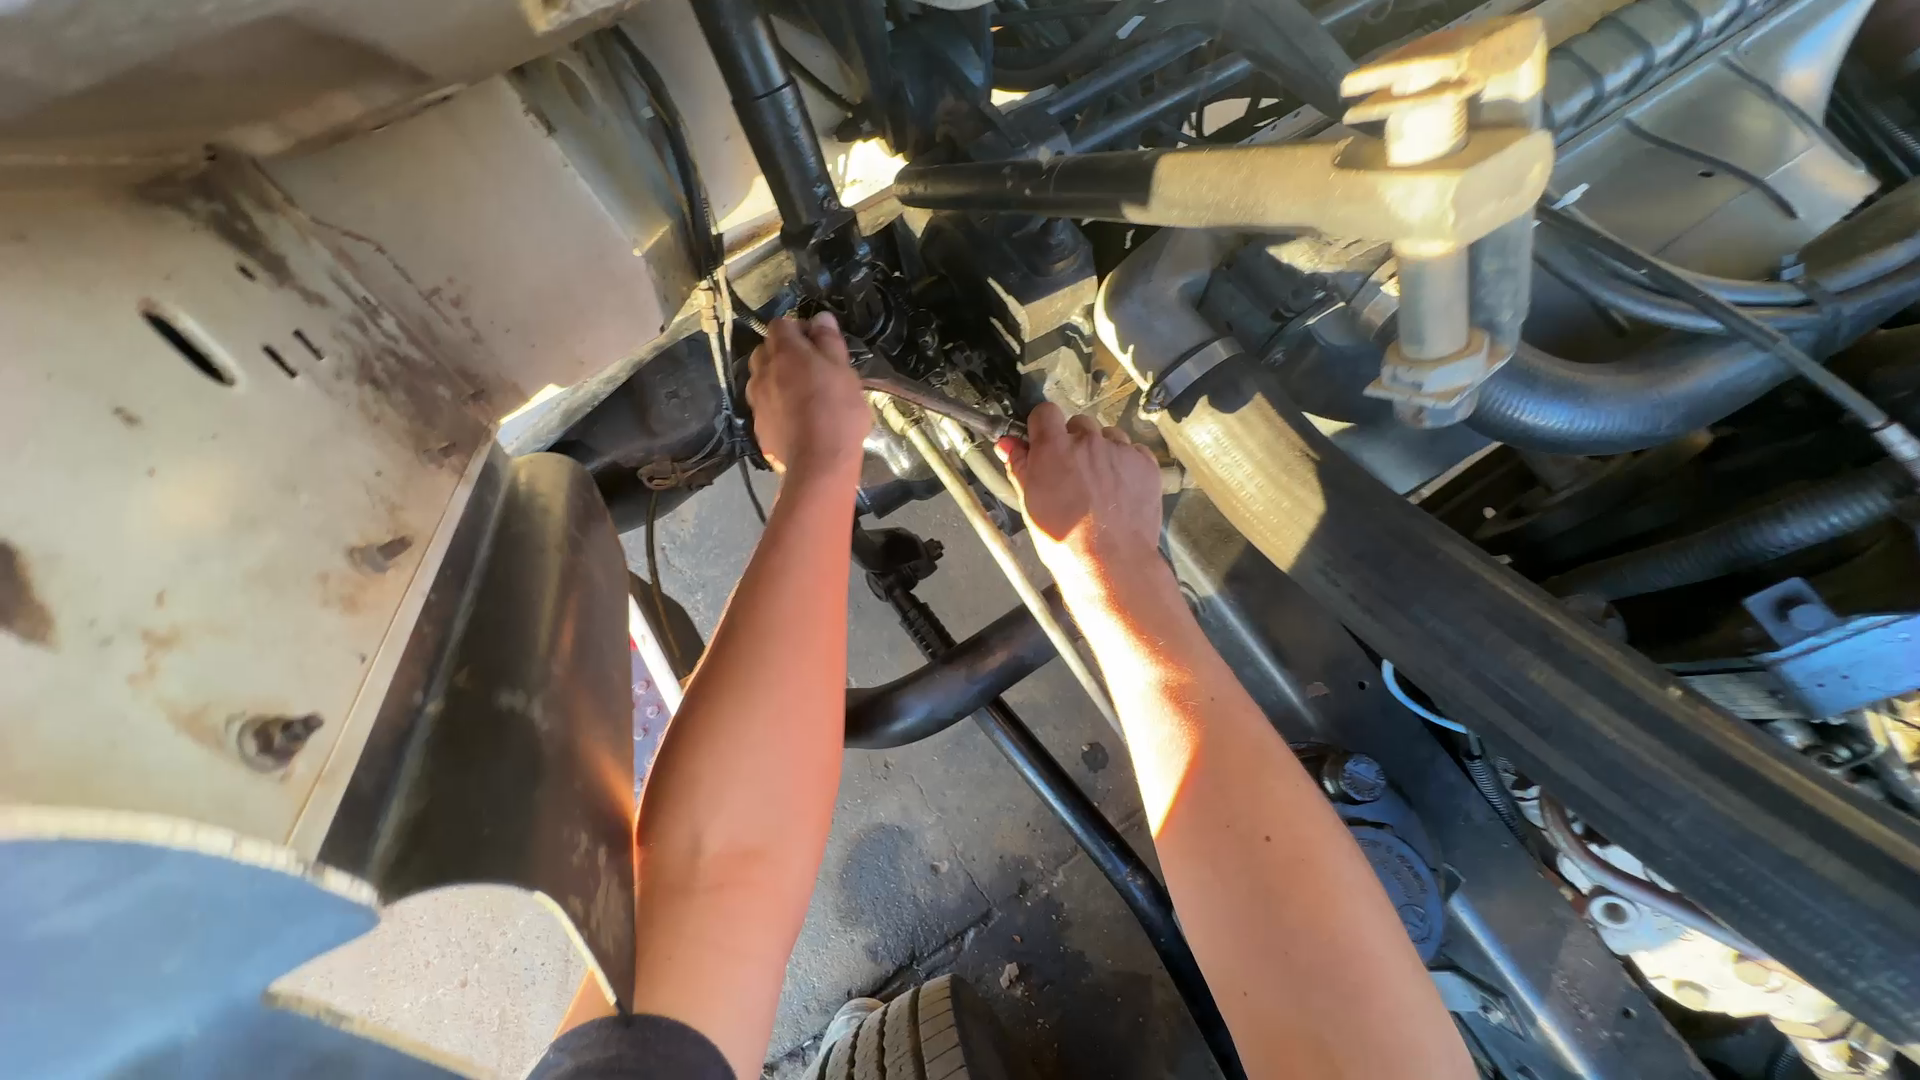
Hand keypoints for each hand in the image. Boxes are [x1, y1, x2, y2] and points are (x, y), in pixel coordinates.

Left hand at [746, 313, 870, 479]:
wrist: (819, 463)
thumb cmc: (837, 411)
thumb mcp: (844, 371)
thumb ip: (829, 341)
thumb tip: (820, 318)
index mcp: (784, 352)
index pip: (781, 324)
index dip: (799, 329)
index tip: (819, 344)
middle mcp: (762, 371)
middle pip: (766, 350)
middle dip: (784, 354)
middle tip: (811, 369)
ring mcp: (757, 401)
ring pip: (763, 379)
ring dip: (778, 380)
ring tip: (802, 396)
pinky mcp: (758, 426)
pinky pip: (766, 406)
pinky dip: (777, 406)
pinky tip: (797, 420)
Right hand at [997, 402, 1165, 603]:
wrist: (1110, 563)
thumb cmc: (1063, 539)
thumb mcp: (1030, 503)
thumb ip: (1020, 467)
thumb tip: (1007, 444)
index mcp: (1055, 447)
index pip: (1045, 412)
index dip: (1042, 426)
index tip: (1042, 442)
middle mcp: (1089, 441)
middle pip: (1079, 425)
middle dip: (1073, 443)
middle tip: (1072, 473)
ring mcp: (1121, 451)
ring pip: (1108, 437)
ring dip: (1101, 451)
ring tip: (1099, 484)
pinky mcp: (1146, 465)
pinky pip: (1133, 451)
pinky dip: (1126, 463)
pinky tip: (1120, 489)